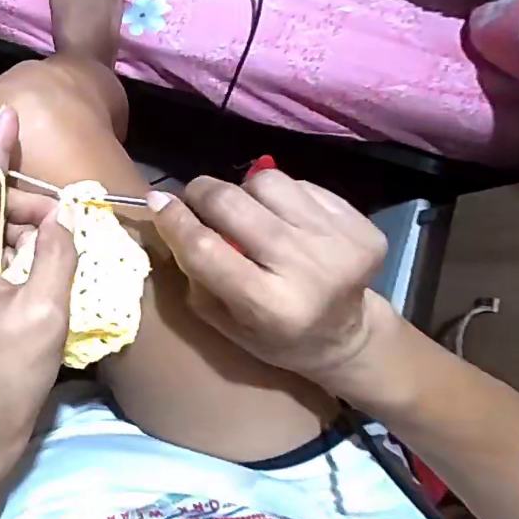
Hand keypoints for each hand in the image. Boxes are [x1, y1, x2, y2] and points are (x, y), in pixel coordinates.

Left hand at [0, 106, 77, 470]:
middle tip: (69, 230)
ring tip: (60, 259)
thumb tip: (61, 214)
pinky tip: (45, 268)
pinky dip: (21, 251)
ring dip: (30, 232)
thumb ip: (55, 250)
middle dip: (31, 208)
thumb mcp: (46, 309)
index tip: (8, 111)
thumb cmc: (11, 373)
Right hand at [146, 171, 397, 404]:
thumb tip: (166, 209)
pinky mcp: (362, 226)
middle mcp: (308, 270)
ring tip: (246, 213)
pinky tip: (283, 220)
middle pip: (231, 203)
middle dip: (201, 193)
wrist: (346, 336)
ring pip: (265, 182)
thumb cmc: (271, 335)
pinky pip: (299, 183)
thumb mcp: (220, 319)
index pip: (206, 248)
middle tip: (195, 201)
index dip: (174, 219)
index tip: (156, 201)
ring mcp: (340, 243)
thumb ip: (193, 268)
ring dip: (243, 192)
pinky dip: (279, 196)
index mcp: (269, 306)